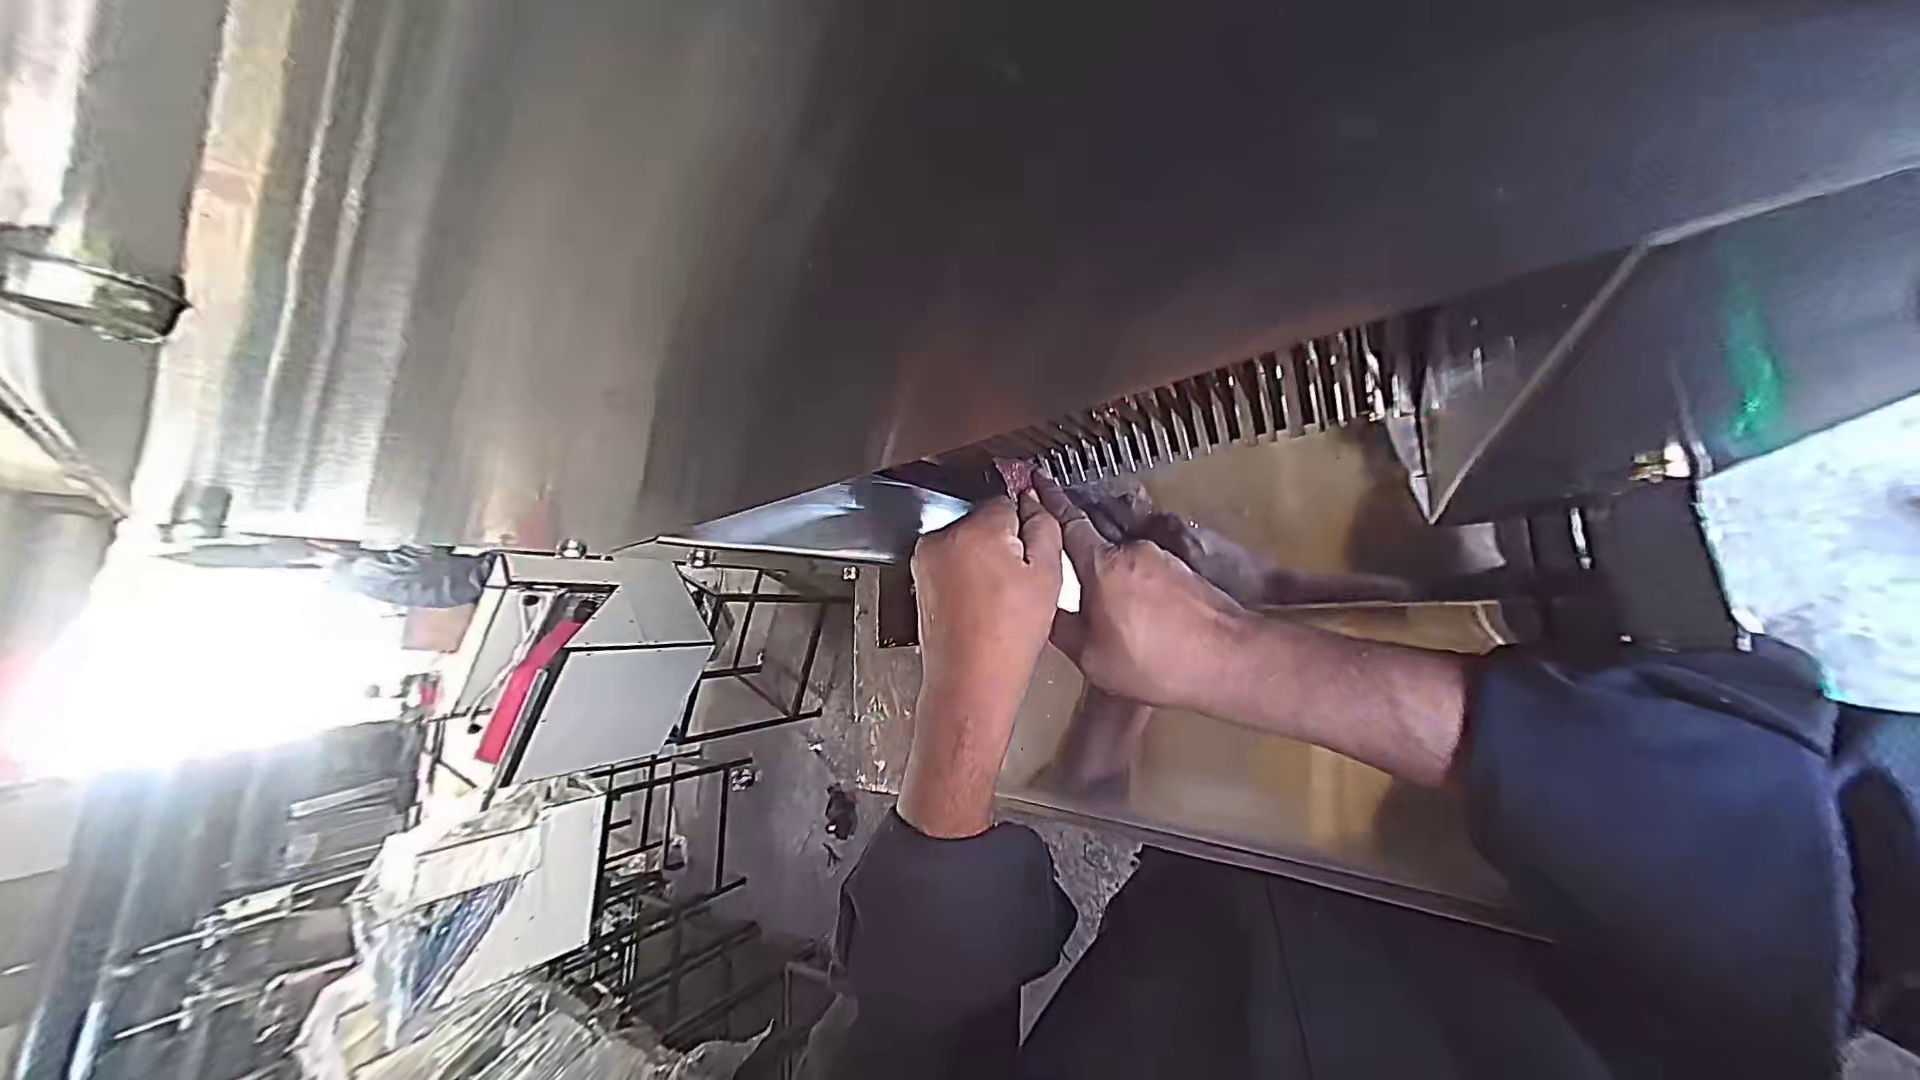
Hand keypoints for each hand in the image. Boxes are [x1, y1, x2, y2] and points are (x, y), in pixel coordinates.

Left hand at [913, 493, 1062, 715]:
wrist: (969, 680)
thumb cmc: (1006, 639)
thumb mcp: (1048, 577)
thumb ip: (1045, 527)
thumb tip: (1034, 503)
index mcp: (977, 531)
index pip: (1008, 502)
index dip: (1026, 529)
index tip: (1031, 554)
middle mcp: (944, 537)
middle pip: (985, 520)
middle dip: (1003, 543)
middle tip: (1017, 583)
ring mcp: (926, 558)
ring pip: (968, 541)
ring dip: (983, 559)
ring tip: (997, 599)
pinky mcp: (919, 577)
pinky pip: (952, 562)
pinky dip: (966, 576)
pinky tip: (980, 604)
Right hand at [1035, 474, 1250, 709]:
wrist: (1228, 661)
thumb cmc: (1158, 662)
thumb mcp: (1091, 656)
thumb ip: (1060, 628)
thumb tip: (1045, 611)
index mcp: (1102, 565)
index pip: (1068, 523)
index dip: (1049, 501)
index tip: (1037, 481)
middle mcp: (1132, 551)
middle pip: (1095, 544)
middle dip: (1081, 560)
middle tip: (1072, 582)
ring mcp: (1162, 559)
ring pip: (1123, 563)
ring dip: (1113, 582)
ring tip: (1112, 616)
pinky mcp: (1184, 572)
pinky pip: (1147, 574)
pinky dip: (1137, 591)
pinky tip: (1139, 620)